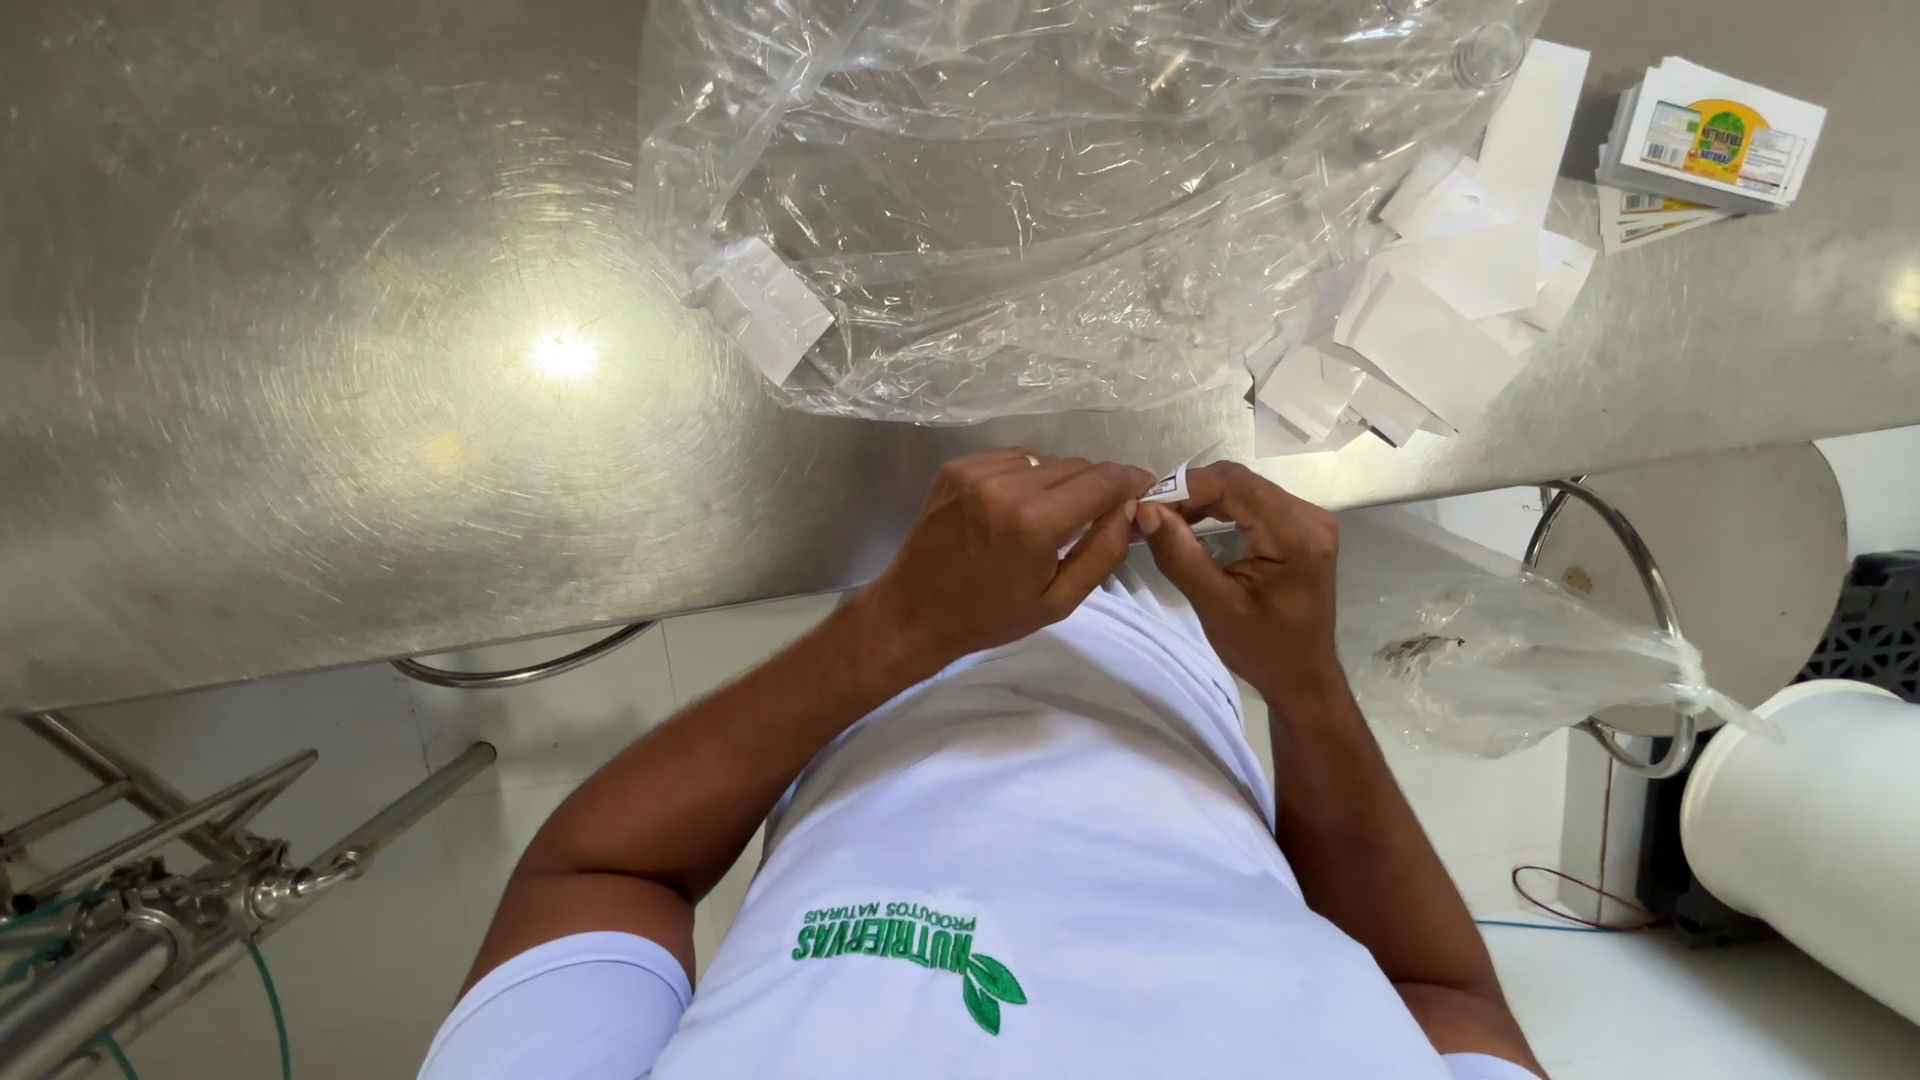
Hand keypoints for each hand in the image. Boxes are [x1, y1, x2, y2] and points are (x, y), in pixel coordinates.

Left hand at [857, 449, 1153, 668]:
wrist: (913, 611)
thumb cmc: (989, 616)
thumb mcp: (1058, 601)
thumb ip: (1102, 552)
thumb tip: (1130, 510)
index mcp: (1034, 522)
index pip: (1104, 480)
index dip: (1131, 482)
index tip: (1145, 489)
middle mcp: (1006, 485)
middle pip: (1077, 466)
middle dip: (1097, 486)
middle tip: (1099, 515)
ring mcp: (977, 471)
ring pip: (1045, 459)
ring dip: (1060, 481)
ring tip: (1052, 515)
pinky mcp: (957, 467)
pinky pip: (1012, 459)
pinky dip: (1027, 476)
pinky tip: (1019, 506)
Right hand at [1137, 462, 1344, 703]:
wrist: (1302, 677)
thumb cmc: (1262, 649)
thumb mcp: (1215, 606)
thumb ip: (1181, 555)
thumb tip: (1146, 510)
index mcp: (1296, 536)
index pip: (1234, 485)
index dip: (1184, 487)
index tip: (1144, 506)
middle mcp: (1309, 516)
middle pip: (1238, 481)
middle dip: (1188, 491)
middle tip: (1147, 514)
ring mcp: (1307, 519)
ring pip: (1242, 487)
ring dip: (1198, 498)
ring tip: (1161, 519)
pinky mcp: (1298, 526)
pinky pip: (1251, 501)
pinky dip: (1215, 507)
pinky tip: (1189, 522)